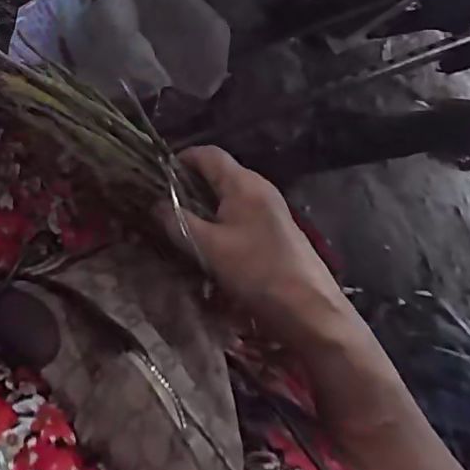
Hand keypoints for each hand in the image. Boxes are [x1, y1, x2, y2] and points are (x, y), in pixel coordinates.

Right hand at [160, 145, 347, 335]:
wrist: (316, 317)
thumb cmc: (258, 273)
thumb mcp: (208, 248)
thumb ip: (176, 221)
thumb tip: (154, 204)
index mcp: (243, 183)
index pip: (206, 153)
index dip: (179, 159)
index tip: (157, 178)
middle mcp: (260, 188)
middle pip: (218, 172)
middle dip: (189, 184)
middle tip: (165, 204)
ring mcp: (273, 209)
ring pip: (229, 194)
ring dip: (205, 205)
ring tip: (184, 225)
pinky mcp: (278, 230)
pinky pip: (242, 212)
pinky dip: (222, 219)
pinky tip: (212, 244)